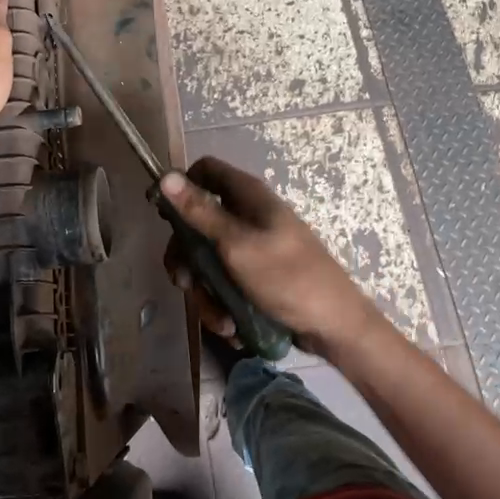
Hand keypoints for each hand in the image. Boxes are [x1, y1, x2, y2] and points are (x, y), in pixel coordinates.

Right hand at [159, 157, 380, 355]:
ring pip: (209, 261)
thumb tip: (165, 177)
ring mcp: (253, 248)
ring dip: (207, 293)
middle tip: (185, 283)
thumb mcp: (237, 245)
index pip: (204, 171)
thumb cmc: (288, 278)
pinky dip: (224, 306)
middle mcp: (248, 216)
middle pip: (198, 224)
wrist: (335, 327)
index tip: (164, 220)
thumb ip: (200, 213)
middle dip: (188, 259)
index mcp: (248, 196)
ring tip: (221, 320)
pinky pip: (225, 285)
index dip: (181, 188)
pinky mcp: (256, 277)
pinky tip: (233, 326)